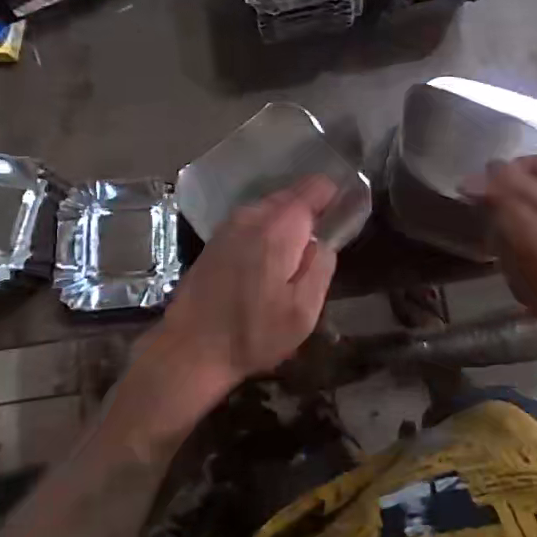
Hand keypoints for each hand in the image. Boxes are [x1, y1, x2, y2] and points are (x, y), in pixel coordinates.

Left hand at [151, 175, 339, 395]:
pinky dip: (270, 230)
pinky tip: (273, 260)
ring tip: (301, 256)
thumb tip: (325, 239)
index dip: (336, 197)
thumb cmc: (252, 334)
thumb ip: (321, 266)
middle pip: (294, 195)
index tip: (346, 218)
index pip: (316, 187)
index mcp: (278, 228)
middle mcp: (253, 215)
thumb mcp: (303, 310)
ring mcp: (231, 224)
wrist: (190, 349)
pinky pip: (256, 220)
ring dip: (291, 223)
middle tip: (326, 244)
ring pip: (273, 207)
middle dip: (313, 211)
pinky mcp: (218, 237)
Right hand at [481, 157, 536, 371]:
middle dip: (496, 174)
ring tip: (514, 173)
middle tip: (485, 180)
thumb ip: (510, 253)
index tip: (466, 188)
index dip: (479, 187)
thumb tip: (497, 225)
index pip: (500, 194)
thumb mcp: (530, 292)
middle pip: (519, 175)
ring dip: (523, 166)